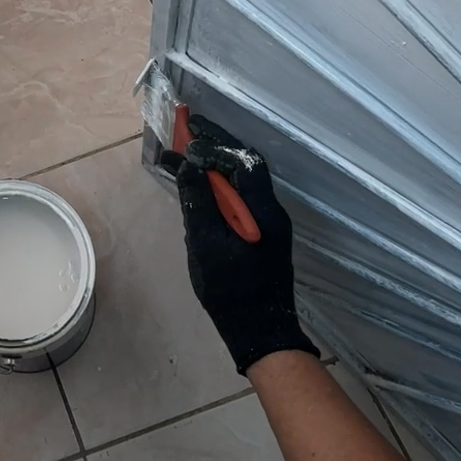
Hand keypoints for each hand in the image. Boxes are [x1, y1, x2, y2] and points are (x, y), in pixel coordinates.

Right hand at [163, 114, 315, 372]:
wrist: (259, 329)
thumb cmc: (230, 288)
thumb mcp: (205, 243)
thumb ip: (198, 201)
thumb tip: (188, 165)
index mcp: (263, 211)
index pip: (244, 162)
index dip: (217, 143)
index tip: (190, 133)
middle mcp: (272, 211)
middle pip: (246, 165)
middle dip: (217, 145)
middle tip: (187, 130)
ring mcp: (270, 222)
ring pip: (244, 180)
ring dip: (217, 163)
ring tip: (188, 152)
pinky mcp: (263, 233)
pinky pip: (242, 196)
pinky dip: (221, 183)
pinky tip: (202, 184)